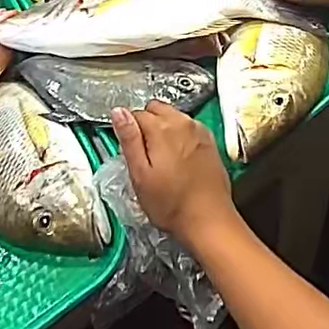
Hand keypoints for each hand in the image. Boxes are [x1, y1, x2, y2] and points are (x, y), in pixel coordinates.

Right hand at [112, 101, 236, 248]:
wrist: (209, 220)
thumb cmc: (170, 203)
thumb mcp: (140, 174)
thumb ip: (129, 139)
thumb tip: (118, 111)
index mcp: (162, 128)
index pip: (135, 114)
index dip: (129, 131)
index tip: (132, 152)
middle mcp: (183, 122)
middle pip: (156, 109)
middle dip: (147, 124)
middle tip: (146, 155)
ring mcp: (199, 130)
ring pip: (173, 116)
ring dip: (164, 128)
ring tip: (163, 158)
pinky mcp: (210, 140)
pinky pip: (188, 126)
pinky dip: (180, 134)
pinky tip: (180, 158)